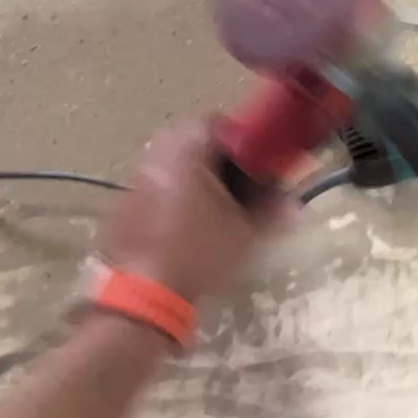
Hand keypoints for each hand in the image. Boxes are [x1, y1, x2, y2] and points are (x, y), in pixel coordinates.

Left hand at [99, 118, 288, 301]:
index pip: (218, 122)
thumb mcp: (245, 233)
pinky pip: (158, 185)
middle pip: (193, 140)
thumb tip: (292, 200)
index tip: (261, 163)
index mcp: (186, 152)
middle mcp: (156, 157)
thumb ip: (272, 209)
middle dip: (221, 157)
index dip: (245, 139)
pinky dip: (177, 193)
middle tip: (243, 184)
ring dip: (199, 175)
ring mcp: (136, 181)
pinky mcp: (126, 206)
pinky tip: (191, 224)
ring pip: (174, 162)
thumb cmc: (199, 254)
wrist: (142, 296)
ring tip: (220, 205)